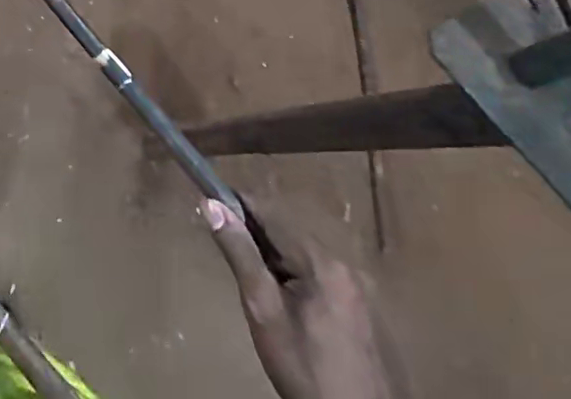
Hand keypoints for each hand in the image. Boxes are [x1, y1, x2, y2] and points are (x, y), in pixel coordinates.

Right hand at [203, 198, 397, 398]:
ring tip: (252, 284)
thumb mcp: (262, 308)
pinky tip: (282, 305)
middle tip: (228, 257)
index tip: (208, 206)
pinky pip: (317, 278)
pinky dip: (292, 278)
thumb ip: (239, 253)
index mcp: (323, 263)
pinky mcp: (362, 313)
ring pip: (300, 257)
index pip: (270, 213)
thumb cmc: (304, 366)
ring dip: (273, 260)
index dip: (236, 205)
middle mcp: (346, 268)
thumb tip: (211, 205)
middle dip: (254, 237)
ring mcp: (359, 292)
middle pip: (287, 234)